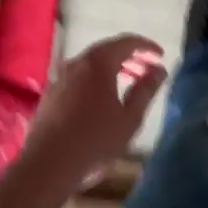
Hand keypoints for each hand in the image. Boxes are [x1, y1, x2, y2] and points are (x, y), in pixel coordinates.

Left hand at [21, 34, 167, 189]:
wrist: (47, 165)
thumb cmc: (95, 140)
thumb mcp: (130, 117)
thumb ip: (146, 89)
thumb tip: (159, 70)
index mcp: (98, 63)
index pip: (127, 42)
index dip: (146, 46)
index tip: (160, 56)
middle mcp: (76, 63)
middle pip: (107, 50)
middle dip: (130, 57)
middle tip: (147, 70)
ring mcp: (59, 78)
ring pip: (90, 64)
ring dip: (112, 69)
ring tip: (127, 85)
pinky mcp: (49, 94)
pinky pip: (78, 77)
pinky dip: (95, 79)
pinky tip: (102, 100)